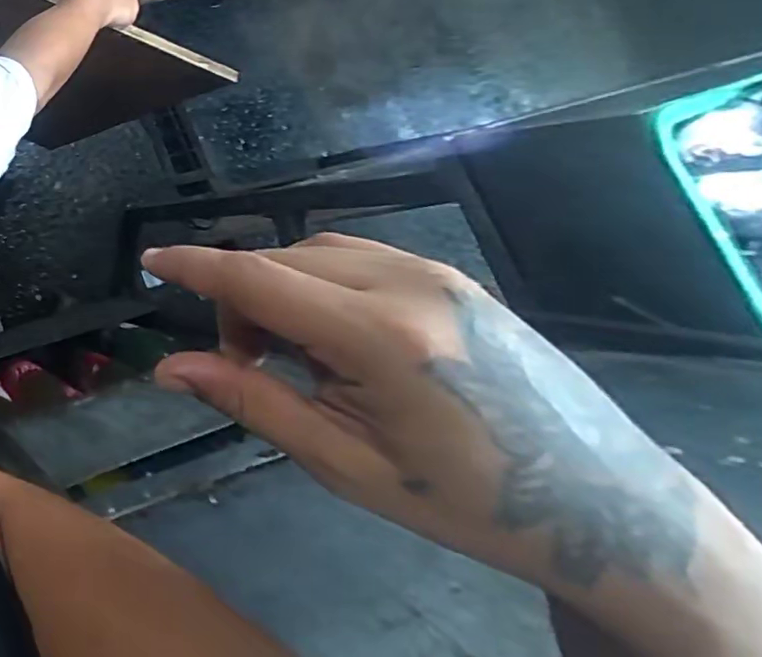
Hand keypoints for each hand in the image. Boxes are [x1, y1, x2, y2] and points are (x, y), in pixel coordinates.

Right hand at [143, 235, 761, 656]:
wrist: (610, 508)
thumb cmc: (468, 502)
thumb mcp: (346, 465)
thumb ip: (252, 403)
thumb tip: (170, 368)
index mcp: (380, 336)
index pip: (258, 279)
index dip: (195, 266)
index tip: (151, 259)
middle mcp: (404, 280)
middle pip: (279, 262)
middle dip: (242, 303)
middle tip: (249, 364)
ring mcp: (432, 269)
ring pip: (311, 252)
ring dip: (280, 290)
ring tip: (300, 358)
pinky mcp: (447, 272)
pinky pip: (351, 255)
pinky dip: (318, 283)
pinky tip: (339, 337)